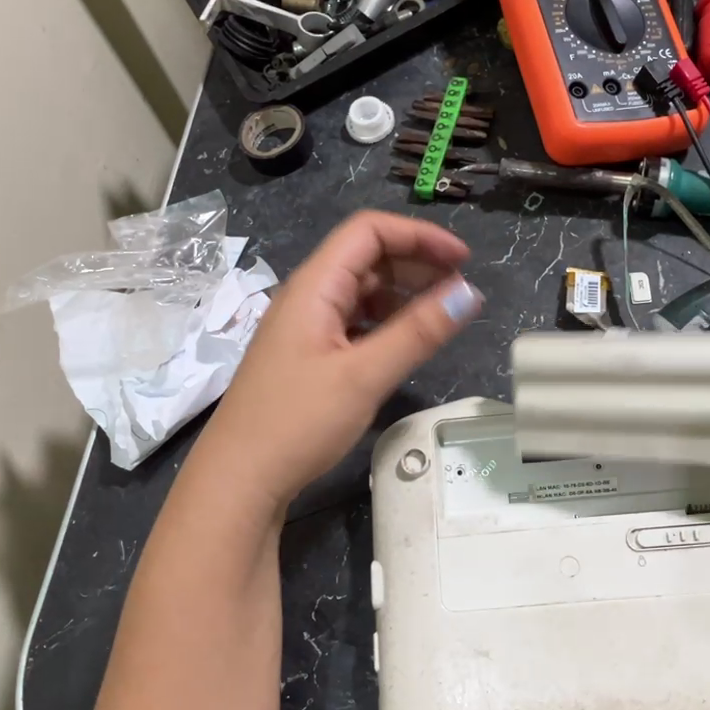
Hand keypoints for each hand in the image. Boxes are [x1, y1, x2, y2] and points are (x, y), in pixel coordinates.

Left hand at [197, 211, 480, 512]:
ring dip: (404, 293)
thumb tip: (469, 293)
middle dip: (417, 263)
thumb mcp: (365, 375)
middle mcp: (308, 296)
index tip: (464, 260)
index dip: (420, 236)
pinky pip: (353, 321)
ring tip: (442, 314)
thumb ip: (418, 332)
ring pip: (361, 291)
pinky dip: (386, 322)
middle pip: (367, 257)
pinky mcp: (308, 355)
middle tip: (461, 289)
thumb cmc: (298, 422)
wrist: (240, 478)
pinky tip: (406, 342)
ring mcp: (305, 327)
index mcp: (315, 286)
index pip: (369, 231)